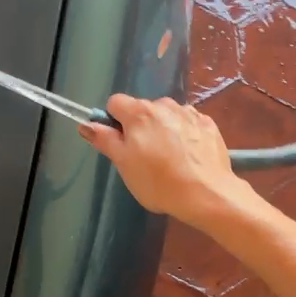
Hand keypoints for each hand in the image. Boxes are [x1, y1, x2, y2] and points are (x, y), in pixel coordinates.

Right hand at [79, 95, 255, 224]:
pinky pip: (189, 124)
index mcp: (139, 113)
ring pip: (167, 116)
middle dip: (140, 128)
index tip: (120, 143)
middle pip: (143, 110)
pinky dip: (185, 135)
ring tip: (170, 159)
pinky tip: (189, 157)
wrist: (206, 194)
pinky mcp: (209, 125)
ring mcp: (190, 113)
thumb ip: (105, 140)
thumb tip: (86, 124)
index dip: (114, 122)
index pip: (115, 103)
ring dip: (164, 130)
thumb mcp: (124, 164)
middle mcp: (165, 105)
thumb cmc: (158, 182)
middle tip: (145, 157)